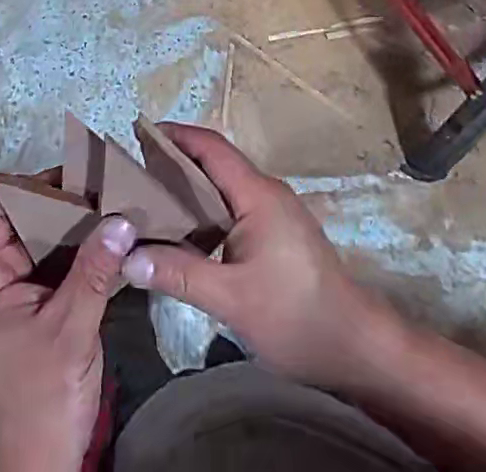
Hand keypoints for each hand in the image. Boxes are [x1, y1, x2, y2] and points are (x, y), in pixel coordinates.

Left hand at [0, 189, 136, 471]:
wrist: (38, 466)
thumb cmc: (40, 396)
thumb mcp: (69, 330)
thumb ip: (94, 273)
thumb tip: (121, 220)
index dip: (19, 190)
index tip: (65, 183)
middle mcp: (5, 281)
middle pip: (23, 225)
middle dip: (60, 206)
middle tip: (101, 191)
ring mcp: (27, 299)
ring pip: (48, 249)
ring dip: (78, 233)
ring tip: (116, 210)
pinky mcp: (49, 316)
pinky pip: (65, 274)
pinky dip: (88, 259)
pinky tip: (118, 249)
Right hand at [120, 124, 412, 394]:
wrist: (360, 350)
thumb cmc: (298, 317)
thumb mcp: (231, 299)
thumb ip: (177, 273)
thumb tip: (125, 257)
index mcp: (257, 195)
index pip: (211, 147)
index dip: (174, 135)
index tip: (137, 134)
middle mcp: (266, 193)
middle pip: (214, 161)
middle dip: (173, 160)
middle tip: (131, 173)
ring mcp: (274, 213)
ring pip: (221, 185)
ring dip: (186, 186)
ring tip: (146, 200)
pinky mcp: (277, 233)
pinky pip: (231, 205)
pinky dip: (202, 207)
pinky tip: (181, 230)